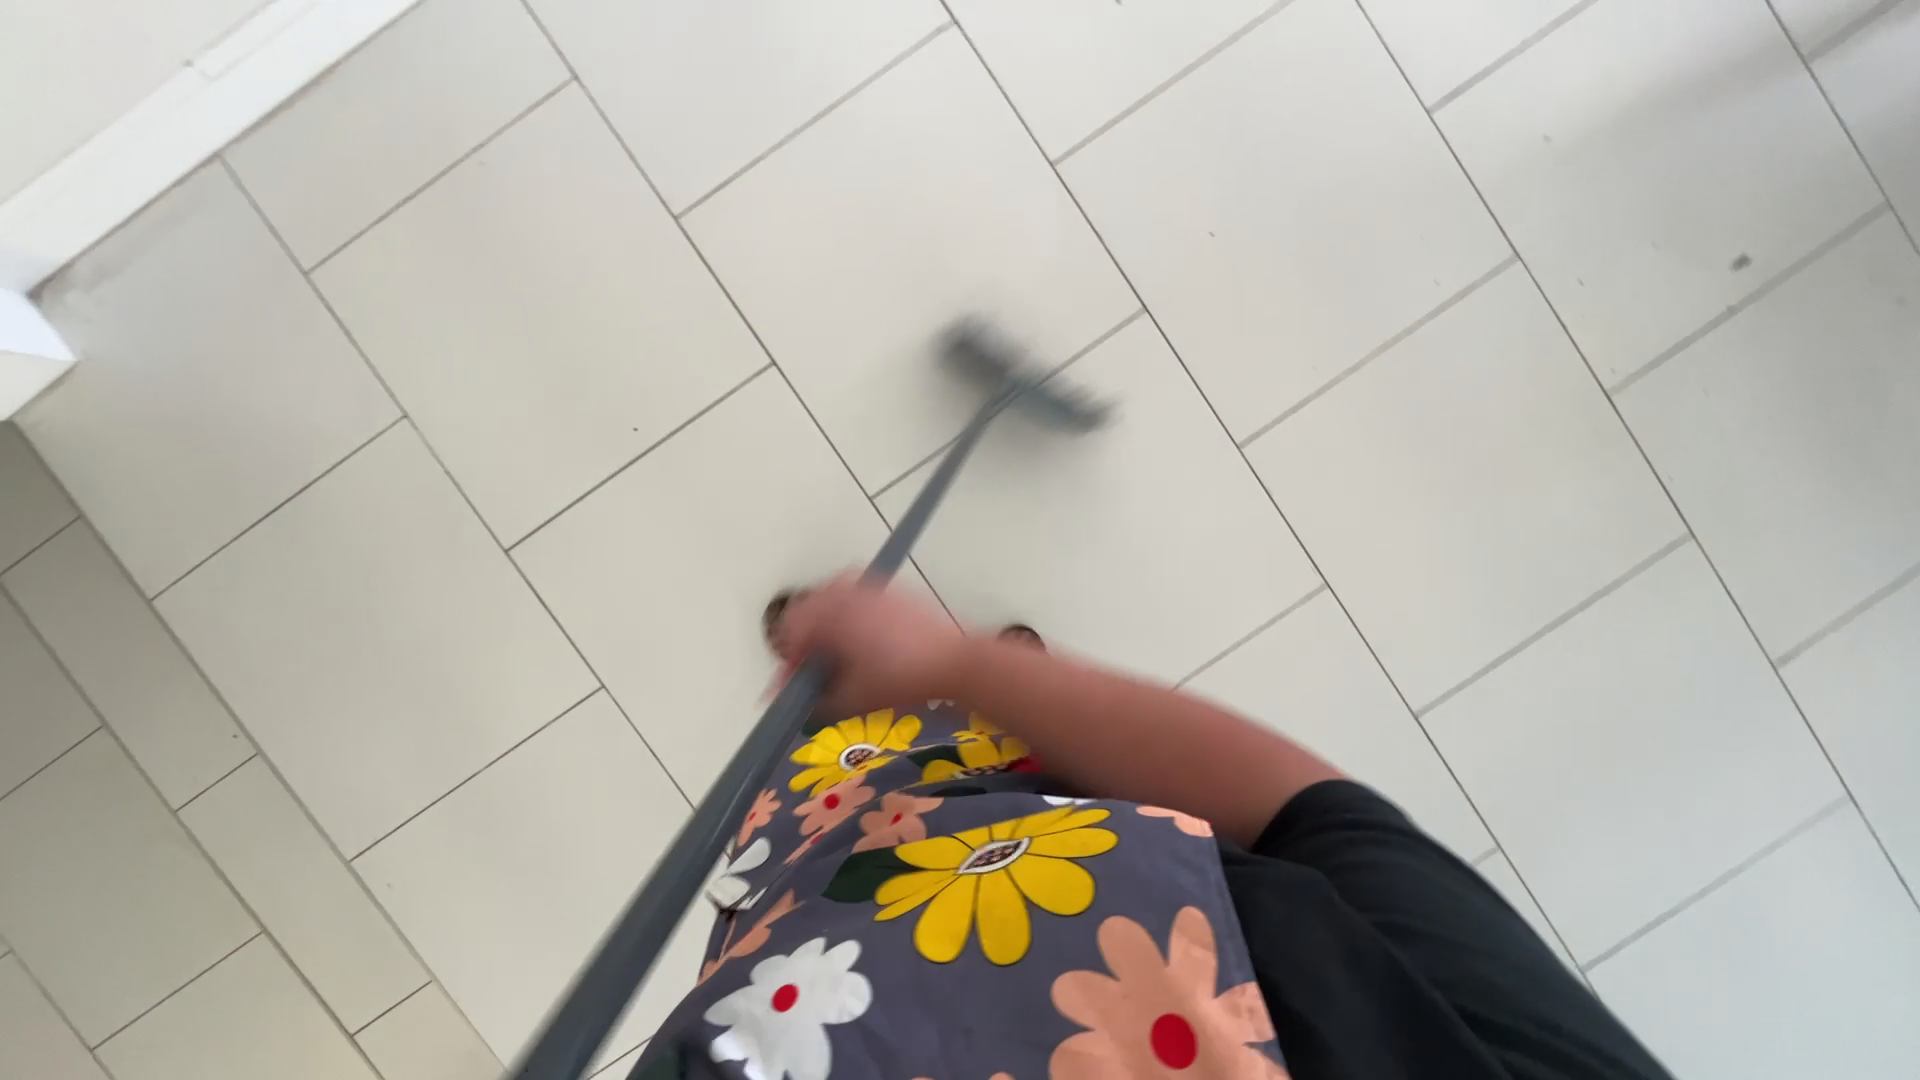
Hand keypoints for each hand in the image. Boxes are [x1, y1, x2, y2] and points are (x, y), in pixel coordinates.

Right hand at [773, 573, 969, 713]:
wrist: (952, 662)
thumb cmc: (898, 679)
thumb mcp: (852, 698)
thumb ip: (818, 701)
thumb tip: (802, 704)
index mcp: (829, 613)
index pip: (790, 630)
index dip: (787, 663)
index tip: (791, 688)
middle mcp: (846, 591)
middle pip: (809, 610)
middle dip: (805, 641)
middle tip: (812, 673)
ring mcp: (871, 586)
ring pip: (832, 599)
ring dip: (825, 626)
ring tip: (835, 658)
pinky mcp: (892, 589)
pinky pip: (857, 597)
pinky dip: (849, 615)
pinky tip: (862, 643)